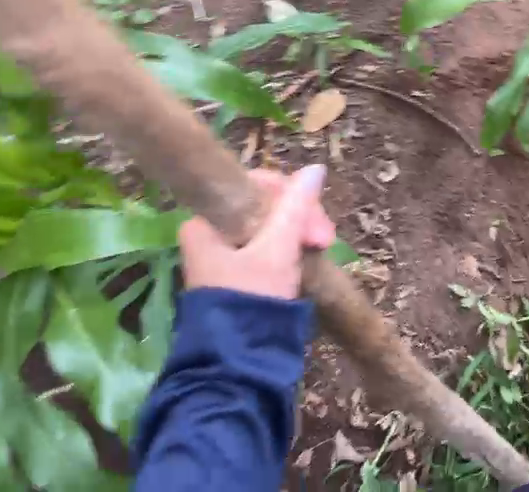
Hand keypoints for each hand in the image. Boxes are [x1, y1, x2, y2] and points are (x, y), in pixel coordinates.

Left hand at [178, 165, 337, 299]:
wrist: (240, 360)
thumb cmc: (253, 296)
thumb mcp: (278, 247)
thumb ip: (296, 206)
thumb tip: (315, 169)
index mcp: (206, 223)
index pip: (254, 185)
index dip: (289, 194)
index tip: (313, 217)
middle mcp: (212, 233)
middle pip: (267, 204)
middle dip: (301, 216)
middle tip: (323, 238)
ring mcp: (227, 252)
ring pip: (274, 223)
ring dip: (302, 230)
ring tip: (322, 247)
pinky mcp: (241, 270)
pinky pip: (272, 242)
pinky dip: (293, 244)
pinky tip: (311, 252)